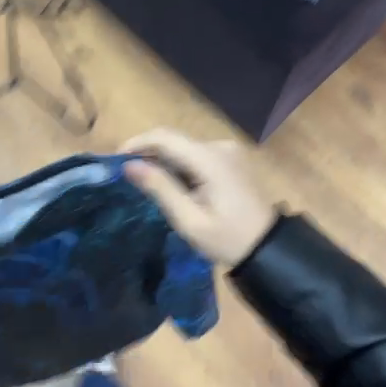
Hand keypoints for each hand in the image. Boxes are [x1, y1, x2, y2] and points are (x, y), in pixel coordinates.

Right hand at [123, 130, 279, 268]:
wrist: (269, 248)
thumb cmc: (228, 239)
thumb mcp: (189, 220)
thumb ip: (160, 188)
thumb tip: (129, 165)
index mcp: (210, 159)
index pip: (165, 137)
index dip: (137, 143)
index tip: (116, 159)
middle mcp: (219, 146)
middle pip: (174, 140)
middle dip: (148, 153)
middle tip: (127, 176)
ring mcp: (228, 151)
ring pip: (184, 147)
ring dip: (164, 160)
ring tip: (146, 184)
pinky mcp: (231, 159)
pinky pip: (197, 155)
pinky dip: (180, 165)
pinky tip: (172, 186)